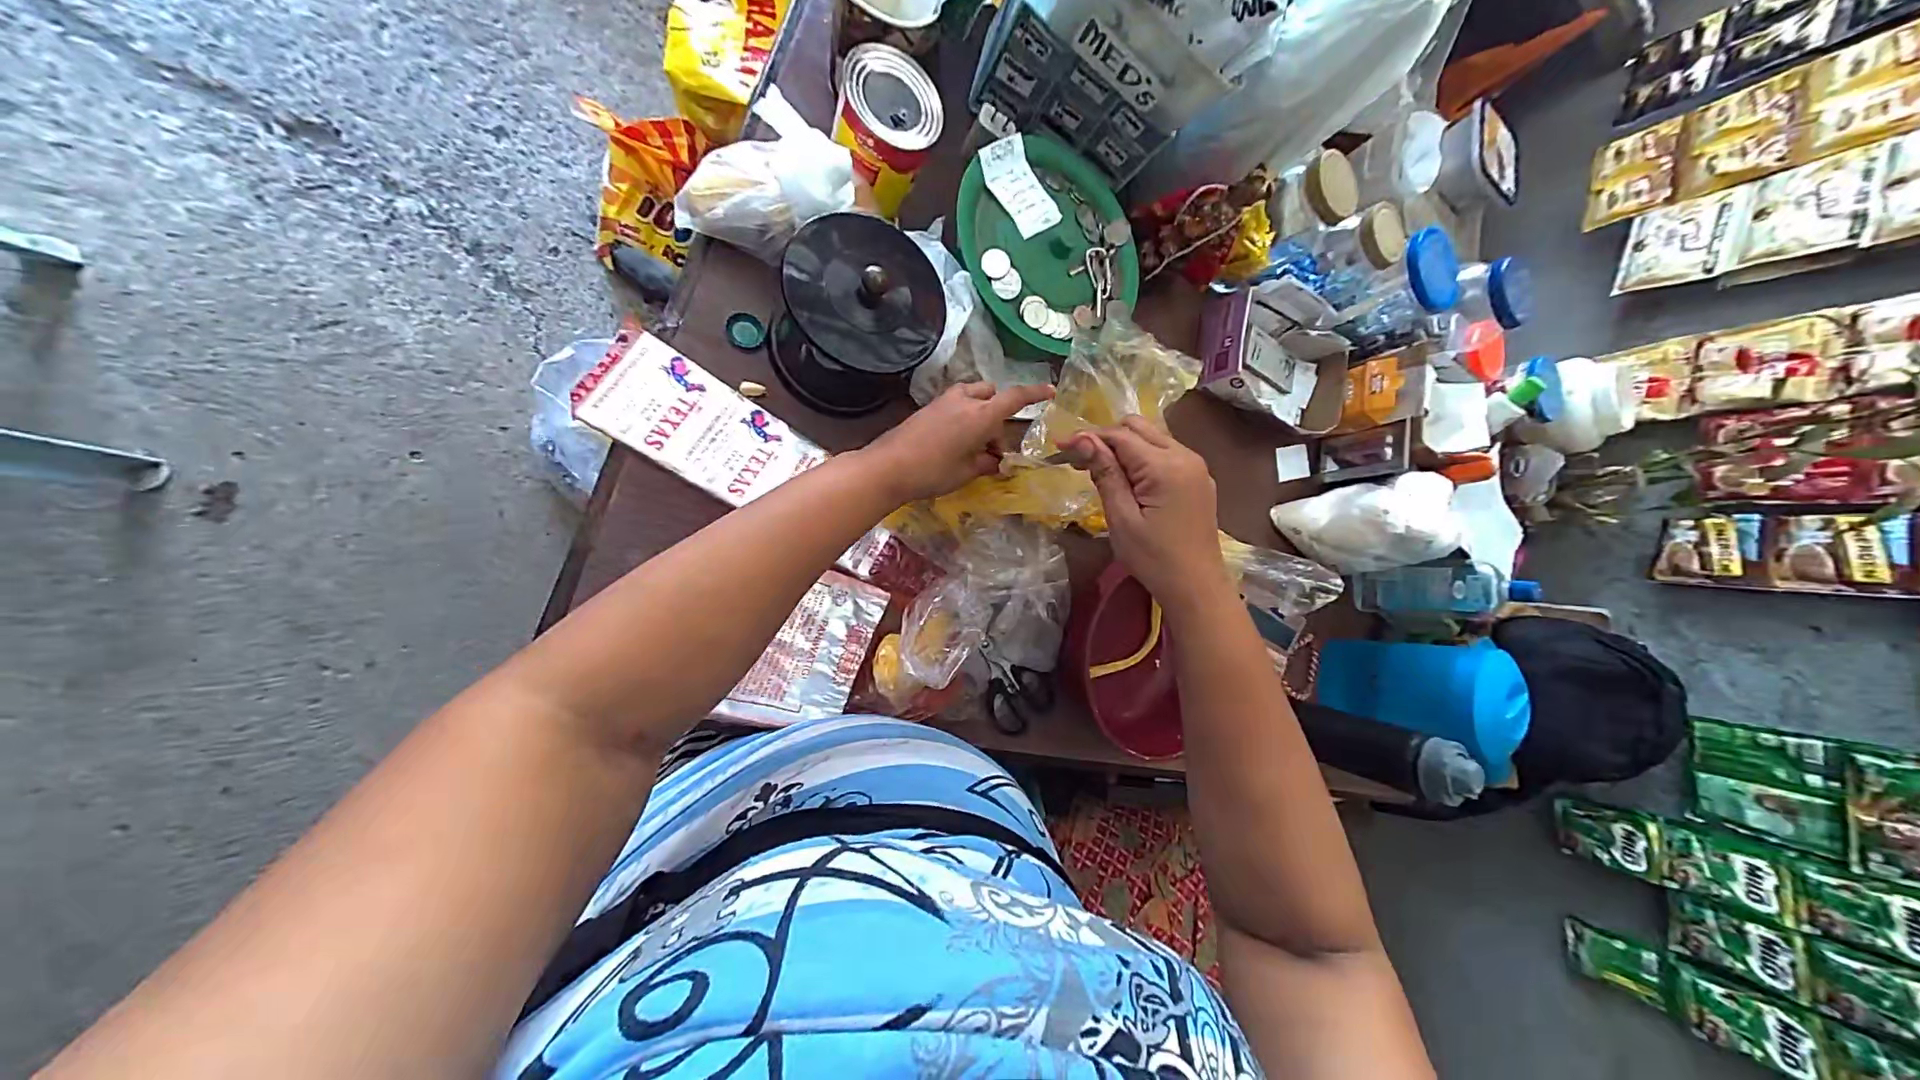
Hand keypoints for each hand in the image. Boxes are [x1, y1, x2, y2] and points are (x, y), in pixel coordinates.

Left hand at [862, 382, 1054, 502]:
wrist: (888, 467)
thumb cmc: (933, 471)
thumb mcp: (966, 472)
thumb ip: (985, 462)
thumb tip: (995, 460)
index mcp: (982, 415)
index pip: (1016, 397)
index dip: (1034, 393)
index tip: (1050, 391)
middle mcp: (966, 400)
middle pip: (993, 396)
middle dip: (999, 416)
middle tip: (993, 449)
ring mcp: (944, 401)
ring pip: (974, 397)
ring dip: (980, 413)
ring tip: (973, 445)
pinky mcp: (929, 407)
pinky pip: (956, 404)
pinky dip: (963, 416)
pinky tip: (954, 443)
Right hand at [1061, 417, 1227, 604]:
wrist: (1196, 587)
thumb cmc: (1154, 558)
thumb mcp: (1122, 518)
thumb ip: (1105, 474)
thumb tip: (1083, 440)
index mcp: (1166, 466)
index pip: (1121, 435)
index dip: (1088, 437)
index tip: (1060, 446)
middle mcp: (1185, 456)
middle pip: (1139, 427)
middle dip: (1106, 437)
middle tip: (1079, 459)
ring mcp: (1196, 467)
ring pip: (1153, 437)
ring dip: (1124, 446)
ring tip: (1098, 469)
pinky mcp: (1198, 479)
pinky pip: (1166, 453)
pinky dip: (1142, 457)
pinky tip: (1127, 480)